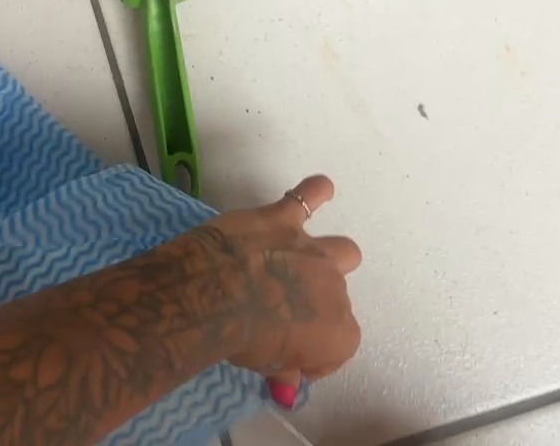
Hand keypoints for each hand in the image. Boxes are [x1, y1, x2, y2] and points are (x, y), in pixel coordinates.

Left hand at [200, 174, 361, 383]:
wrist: (216, 292)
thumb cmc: (242, 336)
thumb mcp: (265, 366)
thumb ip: (284, 365)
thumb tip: (287, 372)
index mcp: (339, 333)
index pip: (336, 346)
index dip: (312, 352)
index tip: (288, 354)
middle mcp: (335, 288)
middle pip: (336, 296)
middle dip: (316, 303)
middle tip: (284, 308)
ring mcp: (311, 249)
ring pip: (343, 250)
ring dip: (330, 256)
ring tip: (307, 258)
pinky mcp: (282, 218)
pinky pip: (307, 197)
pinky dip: (315, 191)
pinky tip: (321, 187)